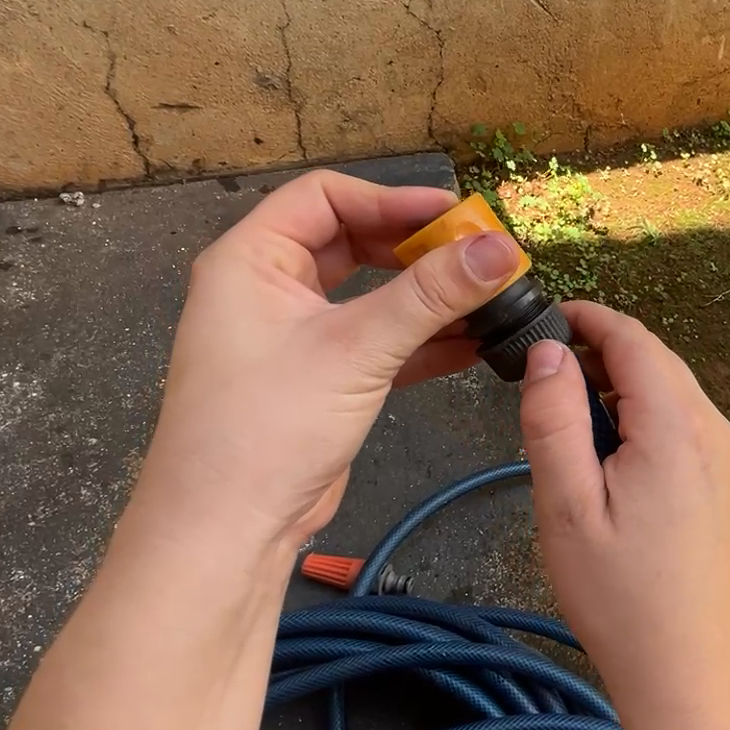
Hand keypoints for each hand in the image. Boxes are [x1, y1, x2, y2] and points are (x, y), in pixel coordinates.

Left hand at [133, 171, 521, 546]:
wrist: (228, 532)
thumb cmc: (270, 424)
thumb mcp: (357, 348)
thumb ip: (432, 294)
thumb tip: (501, 248)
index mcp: (253, 259)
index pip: (328, 198)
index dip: (395, 200)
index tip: (460, 217)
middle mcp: (273, 288)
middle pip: (357, 243)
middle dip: (420, 249)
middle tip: (482, 257)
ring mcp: (300, 335)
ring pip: (375, 295)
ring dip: (430, 297)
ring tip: (490, 297)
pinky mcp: (326, 377)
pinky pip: (382, 340)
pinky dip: (425, 340)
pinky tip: (476, 343)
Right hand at [516, 302, 729, 703]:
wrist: (689, 666)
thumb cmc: (619, 593)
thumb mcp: (567, 506)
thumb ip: (554, 420)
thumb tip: (549, 351)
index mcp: (675, 424)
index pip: (632, 338)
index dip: (587, 318)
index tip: (541, 322)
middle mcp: (712, 424)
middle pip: (653, 357)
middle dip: (599, 350)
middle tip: (544, 377)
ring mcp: (725, 450)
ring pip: (668, 385)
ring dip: (619, 383)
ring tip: (569, 419)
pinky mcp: (723, 474)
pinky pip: (680, 416)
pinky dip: (640, 411)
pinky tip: (610, 450)